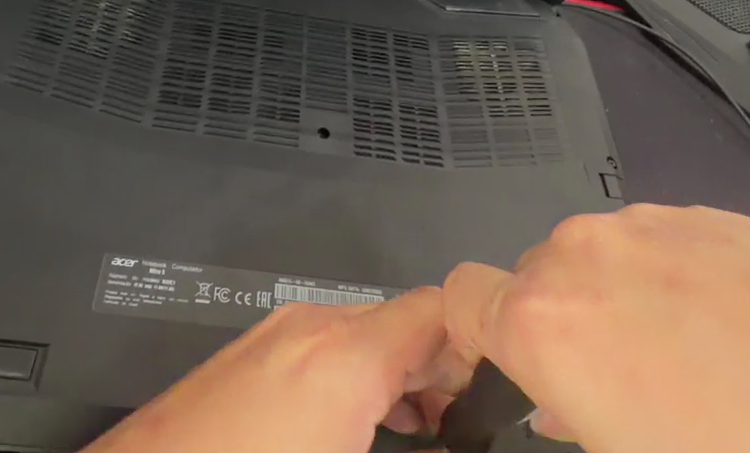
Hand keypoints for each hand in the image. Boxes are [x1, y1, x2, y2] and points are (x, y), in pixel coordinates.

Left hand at [81, 287, 464, 452]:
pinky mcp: (250, 351)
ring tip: (422, 431)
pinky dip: (357, 373)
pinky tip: (359, 423)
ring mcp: (274, 334)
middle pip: (404, 320)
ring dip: (400, 374)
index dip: (479, 344)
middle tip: (463, 424)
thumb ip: (421, 440)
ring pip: (364, 332)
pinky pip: (323, 344)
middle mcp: (309, 327)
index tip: (500, 383)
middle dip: (443, 369)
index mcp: (343, 356)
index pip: (438, 309)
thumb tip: (444, 436)